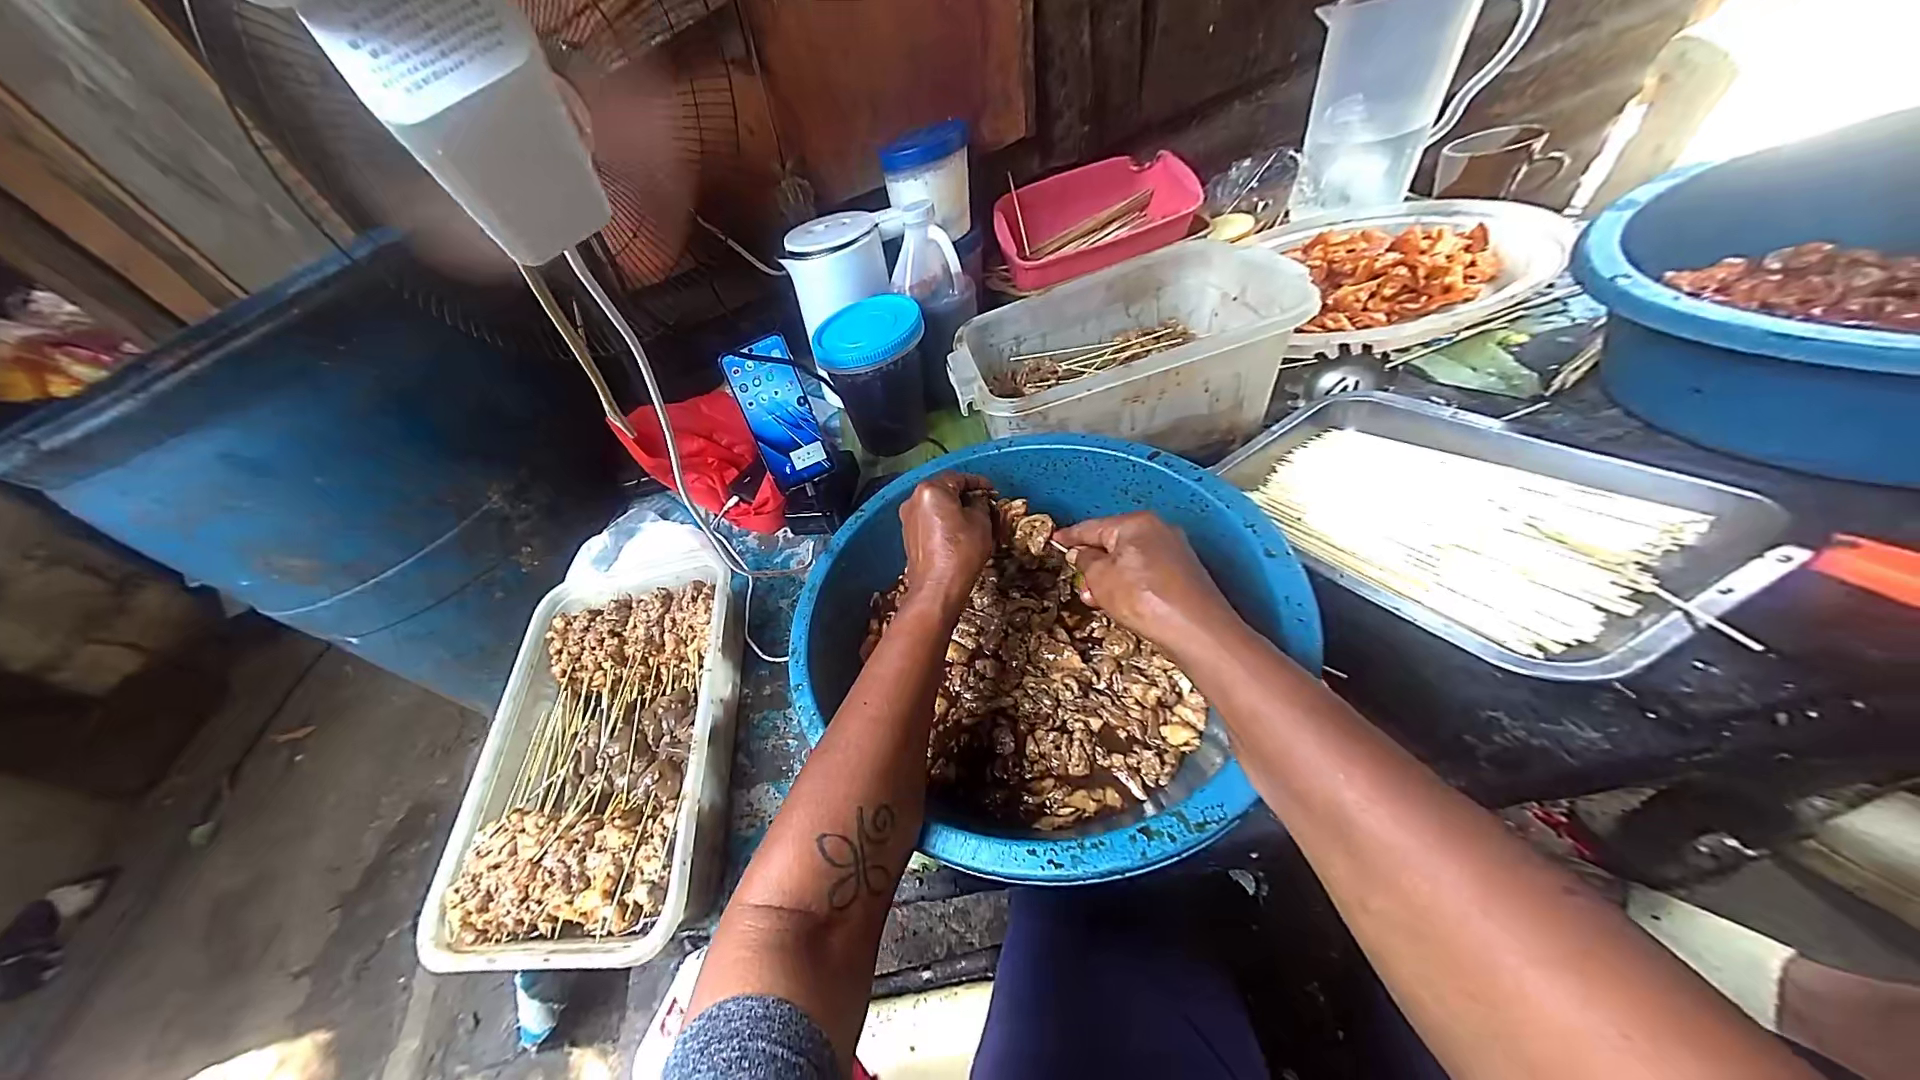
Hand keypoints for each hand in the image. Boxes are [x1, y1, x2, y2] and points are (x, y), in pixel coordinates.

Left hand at [899, 472, 994, 606]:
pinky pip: (929, 520)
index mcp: (931, 490)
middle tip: (985, 503)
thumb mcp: (981, 522)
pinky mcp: (909, 536)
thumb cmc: (960, 552)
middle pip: (944, 489)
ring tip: (975, 519)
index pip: (958, 477)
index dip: (979, 482)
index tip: (991, 490)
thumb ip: (980, 503)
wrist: (938, 588)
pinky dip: (944, 521)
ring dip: (954, 509)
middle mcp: (913, 500)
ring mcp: (908, 519)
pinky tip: (959, 532)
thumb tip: (978, 500)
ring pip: (935, 505)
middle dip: (965, 495)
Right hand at [1053, 512, 1241, 653]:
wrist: (1196, 629)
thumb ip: (1085, 561)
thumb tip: (1083, 555)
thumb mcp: (1099, 578)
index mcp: (1136, 523)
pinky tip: (1125, 605)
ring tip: (1100, 601)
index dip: (1070, 536)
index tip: (1056, 539)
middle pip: (1114, 543)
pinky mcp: (1184, 574)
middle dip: (1094, 565)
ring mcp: (1175, 552)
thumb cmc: (1146, 598)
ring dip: (1111, 579)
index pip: (1093, 526)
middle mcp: (1159, 530)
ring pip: (1130, 561)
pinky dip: (1132, 586)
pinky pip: (1147, 574)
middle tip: (1080, 584)